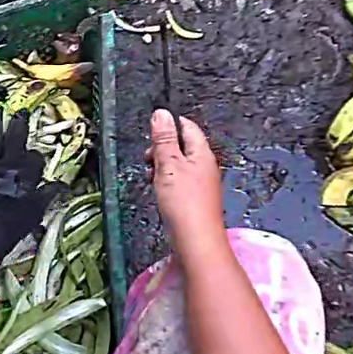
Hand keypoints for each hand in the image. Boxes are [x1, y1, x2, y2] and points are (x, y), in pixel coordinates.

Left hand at [0, 110, 52, 268]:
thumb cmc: (13, 223)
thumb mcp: (36, 210)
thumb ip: (48, 194)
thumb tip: (63, 186)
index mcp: (25, 172)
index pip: (34, 158)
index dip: (35, 158)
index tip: (34, 159)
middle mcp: (7, 162)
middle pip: (15, 139)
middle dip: (19, 124)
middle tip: (21, 111)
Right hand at [150, 108, 224, 254]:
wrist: (196, 240)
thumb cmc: (183, 202)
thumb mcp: (169, 165)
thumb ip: (164, 139)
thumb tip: (161, 113)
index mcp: (201, 153)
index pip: (187, 127)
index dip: (169, 125)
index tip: (151, 133)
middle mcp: (204, 165)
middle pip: (182, 145)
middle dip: (162, 147)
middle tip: (148, 158)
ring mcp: (200, 182)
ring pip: (178, 163)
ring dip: (162, 165)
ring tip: (151, 175)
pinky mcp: (194, 197)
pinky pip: (178, 180)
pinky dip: (166, 180)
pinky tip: (158, 189)